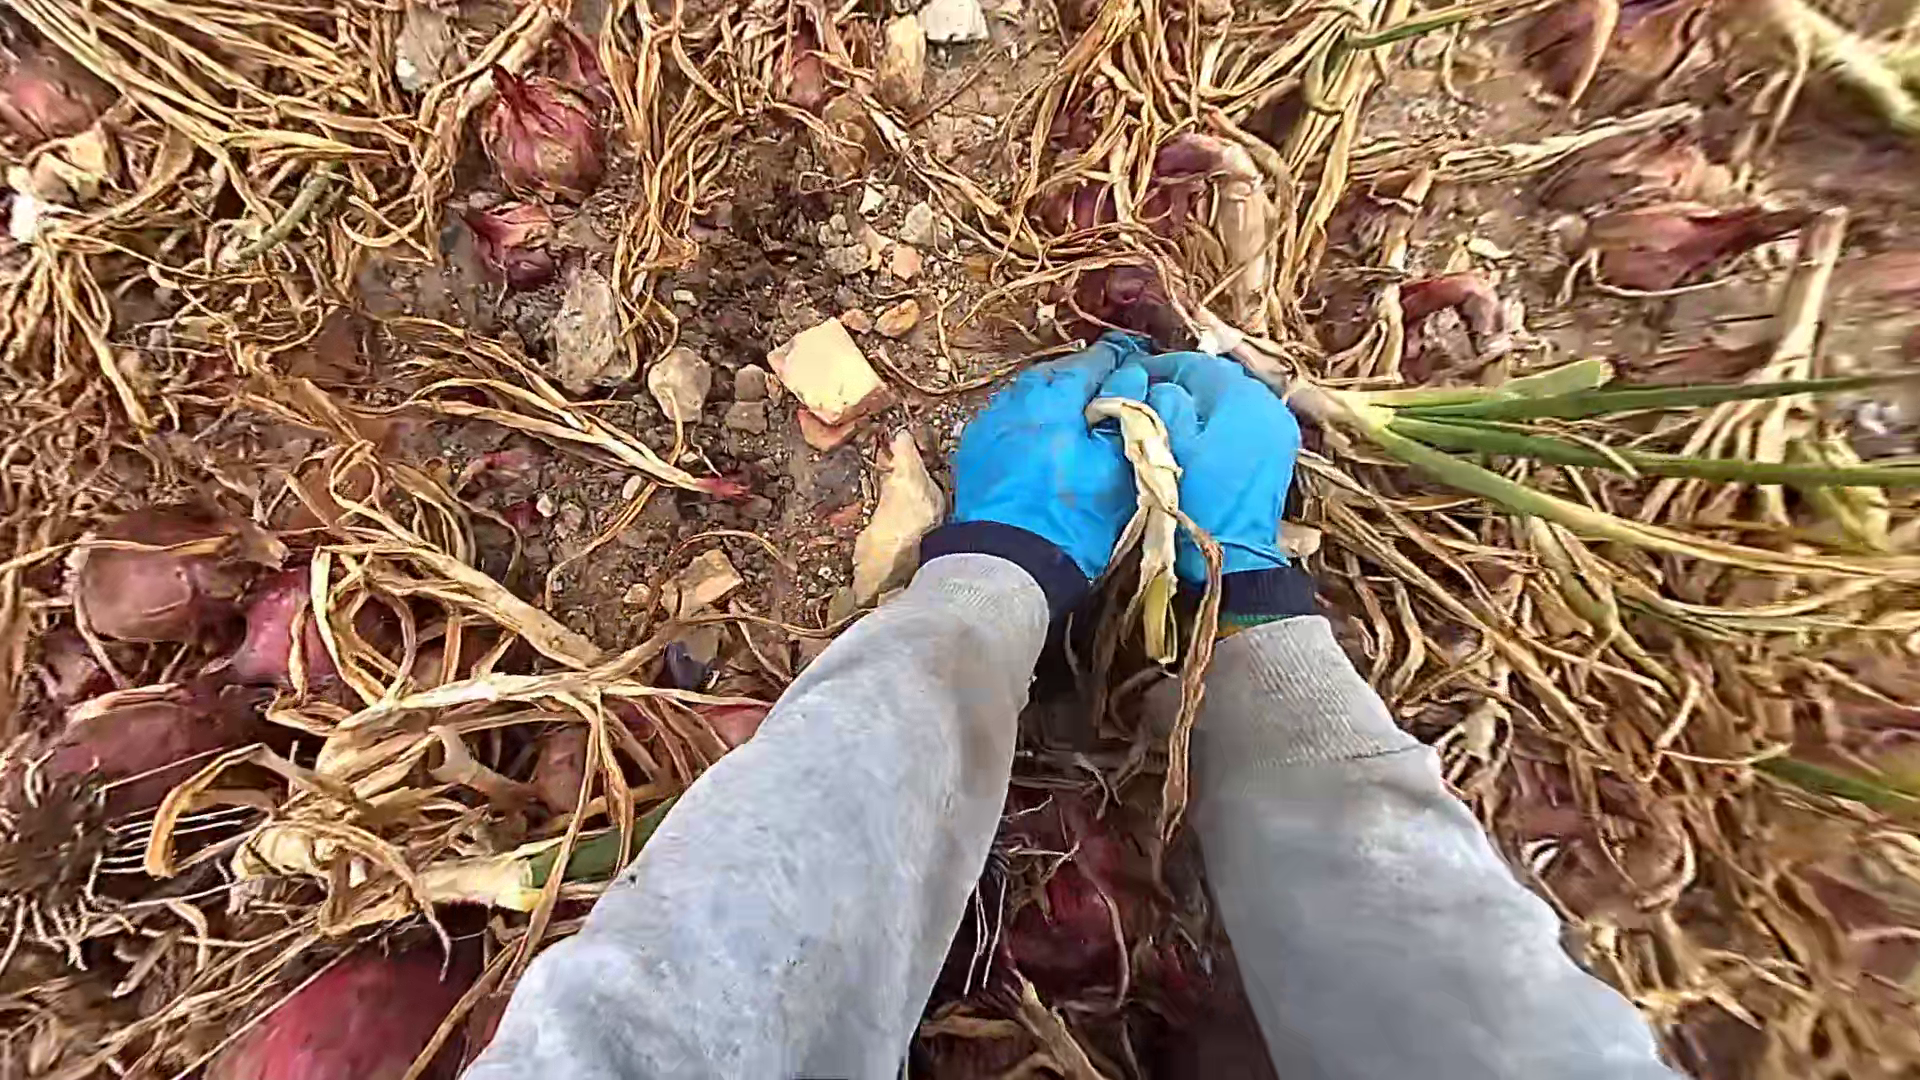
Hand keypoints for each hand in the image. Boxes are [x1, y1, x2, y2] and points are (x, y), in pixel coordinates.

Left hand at [953, 335, 1150, 577]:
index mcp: (1053, 399)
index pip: (1091, 363)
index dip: (1116, 358)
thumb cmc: (1070, 521)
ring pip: (1025, 397)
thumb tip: (1133, 379)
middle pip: (1053, 374)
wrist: (1006, 564)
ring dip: (1050, 399)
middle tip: (1103, 385)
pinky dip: (1025, 423)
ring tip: (1071, 413)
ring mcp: (988, 426)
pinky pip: (1005, 423)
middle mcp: (1014, 402)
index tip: (1132, 355)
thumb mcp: (1114, 471)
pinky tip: (1037, 439)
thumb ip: (1126, 418)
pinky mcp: (972, 452)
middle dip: (1080, 376)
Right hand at [1136, 350, 1299, 580]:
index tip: (1134, 375)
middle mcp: (1269, 407)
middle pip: (1218, 380)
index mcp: (1244, 401)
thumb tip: (1158, 385)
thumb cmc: (1196, 501)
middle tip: (1146, 395)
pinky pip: (1241, 421)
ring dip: (1198, 403)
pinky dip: (1215, 421)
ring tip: (1166, 416)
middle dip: (1181, 383)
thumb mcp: (1169, 448)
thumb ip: (1163, 404)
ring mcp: (1277, 431)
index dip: (1162, 366)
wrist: (1233, 556)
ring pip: (1229, 400)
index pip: (1198, 365)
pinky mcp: (1275, 453)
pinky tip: (1193, 437)